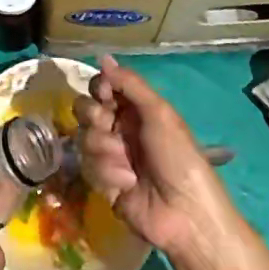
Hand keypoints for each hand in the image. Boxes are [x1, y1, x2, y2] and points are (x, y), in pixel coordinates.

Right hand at [76, 54, 234, 257]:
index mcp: (135, 110)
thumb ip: (129, 83)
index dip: (99, 88)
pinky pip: (88, 166)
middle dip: (94, 117)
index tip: (105, 94)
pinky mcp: (102, 182)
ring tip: (127, 165)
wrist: (184, 212)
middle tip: (109, 125)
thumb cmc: (177, 156)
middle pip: (85, 109)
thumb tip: (103, 57)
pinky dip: (107, 173)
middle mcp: (119, 129)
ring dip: (105, 149)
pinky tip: (127, 183)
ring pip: (84, 137)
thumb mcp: (159, 112)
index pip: (102, 87)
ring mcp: (109, 156)